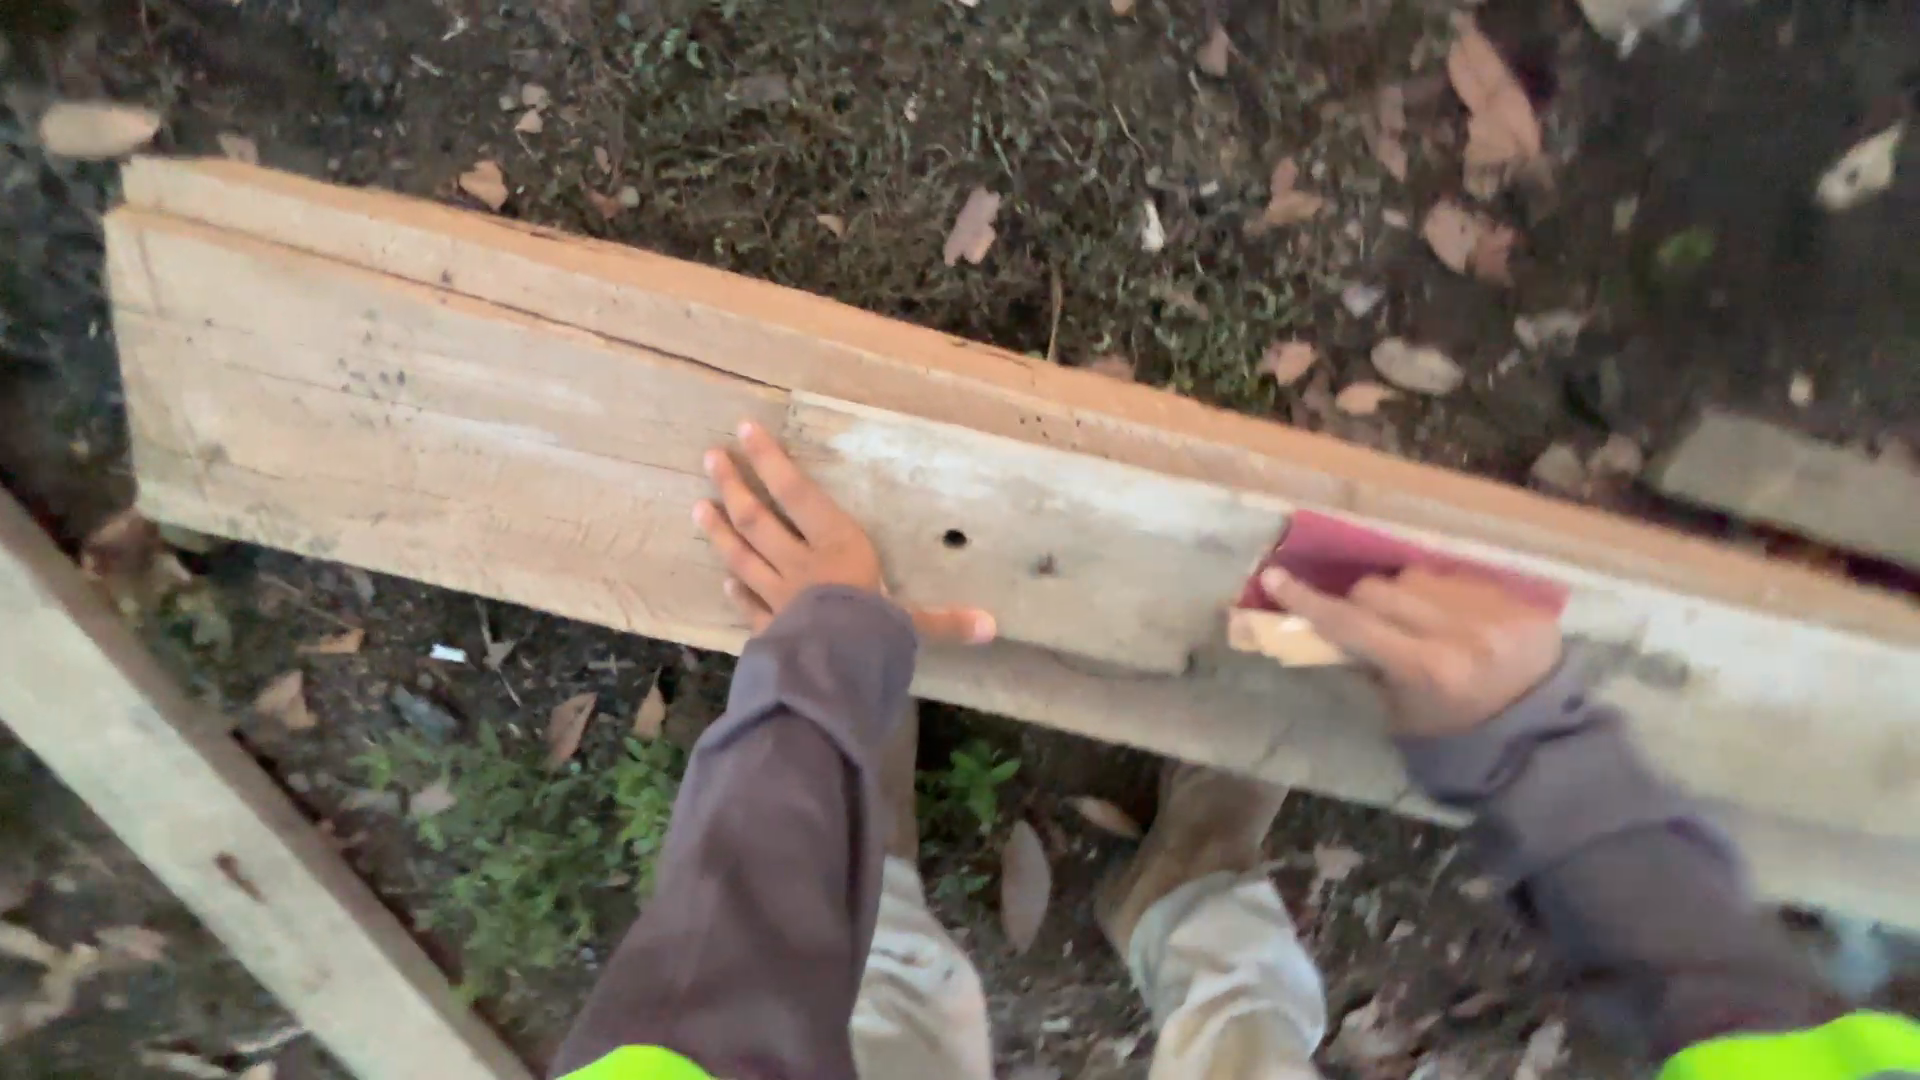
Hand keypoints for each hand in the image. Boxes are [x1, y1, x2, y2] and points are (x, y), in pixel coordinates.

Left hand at [693, 421, 997, 644]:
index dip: (770, 462)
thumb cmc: (873, 632)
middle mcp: (799, 563)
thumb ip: (946, 621)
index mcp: (835, 546)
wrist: (832, 673)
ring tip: (700, 508)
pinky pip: (747, 604)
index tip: (745, 431)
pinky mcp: (767, 626)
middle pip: (758, 519)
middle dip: (734, 487)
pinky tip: (724, 583)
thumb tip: (993, 626)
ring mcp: (776, 595)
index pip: (796, 494)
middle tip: (710, 459)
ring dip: (720, 532)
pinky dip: (736, 592)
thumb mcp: (913, 624)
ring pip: (742, 555)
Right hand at [1259, 565, 1562, 737]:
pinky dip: (1443, 596)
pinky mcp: (1524, 605)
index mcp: (1425, 667)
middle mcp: (1461, 633)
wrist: (1539, 745)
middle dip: (1360, 603)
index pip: (1350, 621)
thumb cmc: (1451, 736)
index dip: (1306, 599)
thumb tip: (1326, 625)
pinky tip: (1455, 621)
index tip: (1273, 576)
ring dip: (1404, 595)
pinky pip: (1458, 580)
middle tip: (1365, 623)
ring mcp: (1497, 614)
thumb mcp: (1396, 710)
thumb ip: (1364, 662)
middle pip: (1378, 589)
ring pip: (1416, 576)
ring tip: (1418, 622)